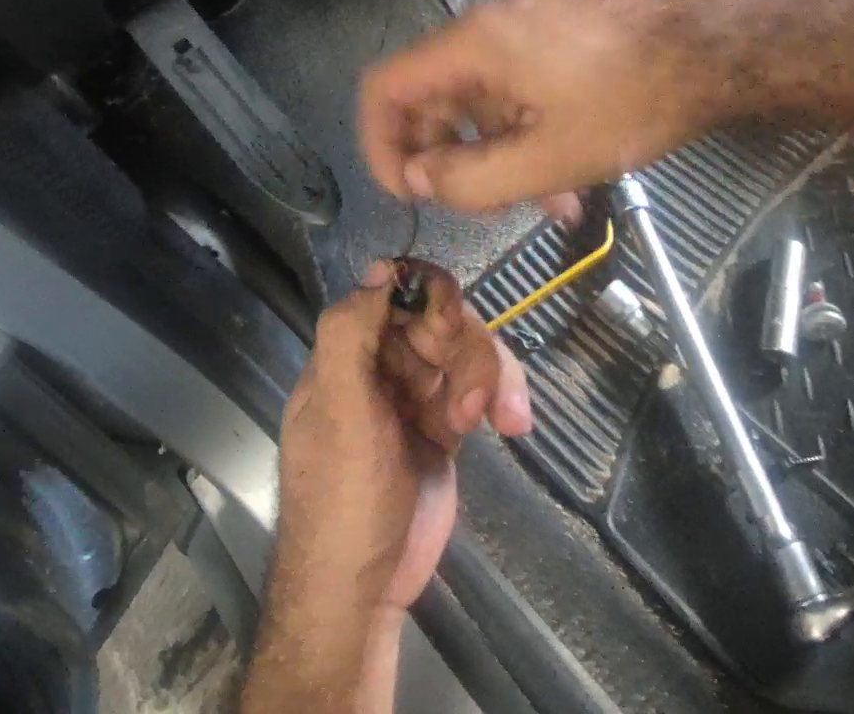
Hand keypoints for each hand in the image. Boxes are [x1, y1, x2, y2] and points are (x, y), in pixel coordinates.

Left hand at [245, 261, 530, 712]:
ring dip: (491, 379)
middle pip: (444, 320)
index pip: (395, 294)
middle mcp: (383, 365)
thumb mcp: (340, 412)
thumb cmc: (342, 499)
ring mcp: (417, 394)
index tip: (448, 328)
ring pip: (470, 352)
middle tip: (470, 403)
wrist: (362, 586)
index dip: (430, 300)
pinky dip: (502, 399)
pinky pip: (482, 387)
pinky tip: (513, 425)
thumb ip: (351, 335)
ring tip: (501, 421)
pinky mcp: (446, 422)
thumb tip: (379, 267)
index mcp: (349, 353)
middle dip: (469, 353)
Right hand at [359, 0, 723, 213]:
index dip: (381, 145)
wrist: (720, 40)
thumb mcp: (550, 158)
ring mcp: (530, 31)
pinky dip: (532, 136)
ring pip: (487, 103)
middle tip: (483, 209)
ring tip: (549, 207)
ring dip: (503, 159)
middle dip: (453, 162)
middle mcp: (491, 29)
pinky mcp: (562, 39)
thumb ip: (472, 180)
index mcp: (474, 47)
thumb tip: (419, 178)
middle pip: (436, 98)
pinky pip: (522, 92)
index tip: (409, 193)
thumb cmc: (634, 101)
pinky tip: (571, 180)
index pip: (386, 88)